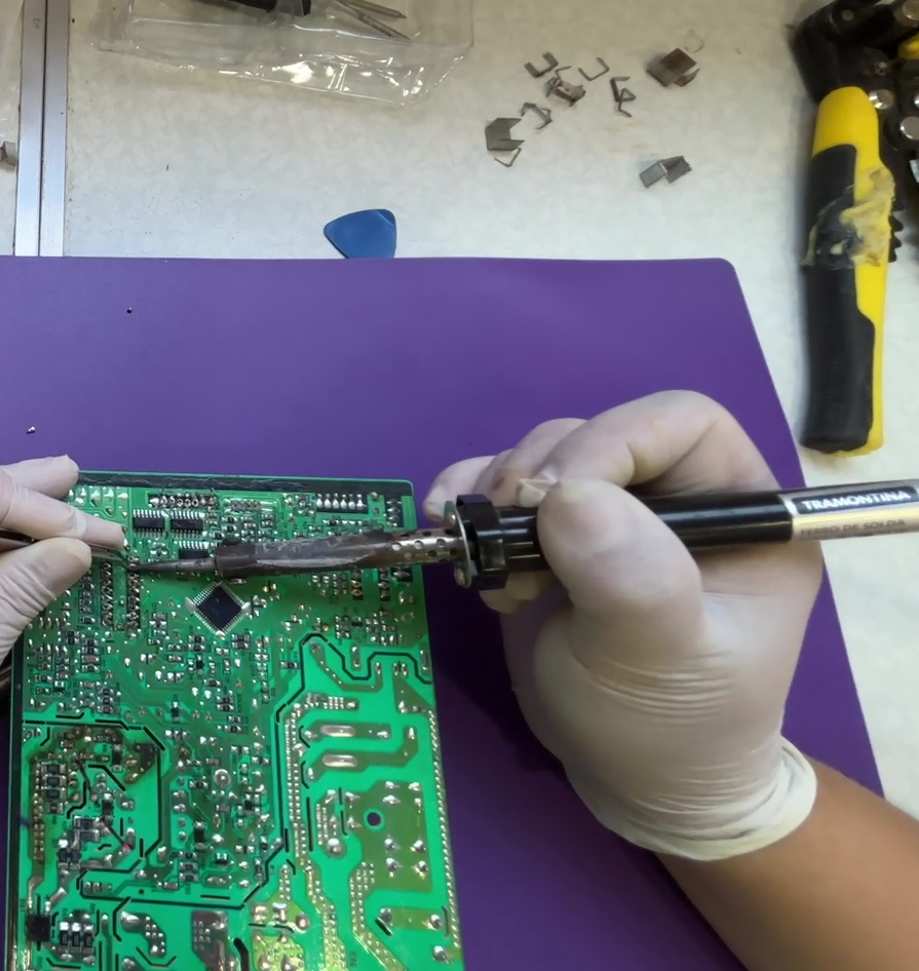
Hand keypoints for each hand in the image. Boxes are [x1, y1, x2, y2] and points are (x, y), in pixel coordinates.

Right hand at [425, 391, 823, 860]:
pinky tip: (455, 543)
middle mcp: (667, 503)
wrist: (623, 769)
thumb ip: (630, 577)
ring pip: (528, 458)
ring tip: (486, 564)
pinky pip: (486, 487)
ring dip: (486, 499)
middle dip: (529, 479)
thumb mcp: (659, 658)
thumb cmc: (666, 721)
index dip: (606, 445)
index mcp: (738, 516)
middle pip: (586, 435)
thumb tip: (565, 496)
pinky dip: (458, 504)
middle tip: (503, 538)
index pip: (673, 425)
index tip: (547, 506)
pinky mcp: (537, 538)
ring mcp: (598, 518)